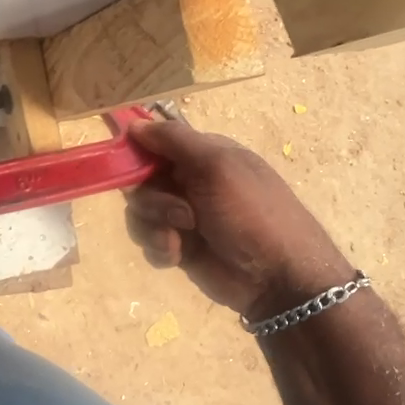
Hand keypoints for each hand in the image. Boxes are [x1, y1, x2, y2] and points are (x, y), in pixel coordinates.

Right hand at [124, 120, 352, 320]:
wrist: (278, 280)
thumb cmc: (251, 214)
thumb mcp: (217, 166)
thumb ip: (174, 140)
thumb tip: (134, 124)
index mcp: (203, 156)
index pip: (156, 141)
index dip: (138, 150)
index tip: (126, 162)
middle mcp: (190, 182)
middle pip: (141, 178)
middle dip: (150, 196)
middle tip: (176, 212)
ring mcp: (183, 216)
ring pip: (140, 210)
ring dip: (154, 224)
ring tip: (180, 238)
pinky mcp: (178, 246)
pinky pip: (148, 239)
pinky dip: (159, 246)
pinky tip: (178, 255)